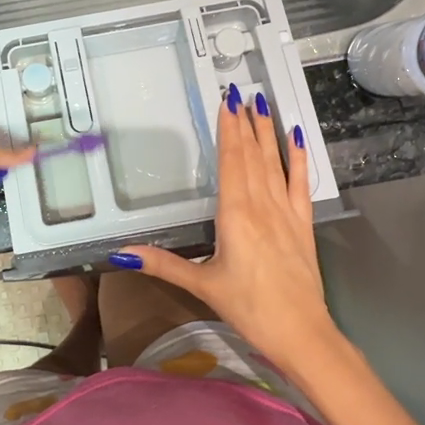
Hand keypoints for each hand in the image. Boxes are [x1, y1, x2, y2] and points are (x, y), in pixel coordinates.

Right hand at [119, 86, 338, 371]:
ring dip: (267, 132)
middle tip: (241, 92)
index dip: (228, 129)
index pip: (232, 161)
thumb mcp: (202, 285)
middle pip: (252, 155)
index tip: (226, 101)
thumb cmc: (249, 308)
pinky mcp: (303, 224)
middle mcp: (262, 205)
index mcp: (235, 214)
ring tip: (263, 103)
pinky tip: (297, 138)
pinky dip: (299, 159)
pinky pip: (301, 184)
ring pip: (275, 163)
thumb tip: (121, 253)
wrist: (302, 332)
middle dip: (245, 122)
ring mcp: (286, 212)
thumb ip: (163, 264)